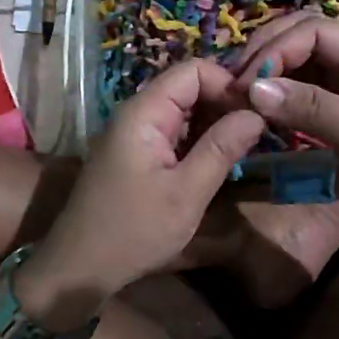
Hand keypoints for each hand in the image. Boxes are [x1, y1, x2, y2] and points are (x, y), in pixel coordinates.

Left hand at [16, 60, 265, 322]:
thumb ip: (221, 148)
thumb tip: (257, 113)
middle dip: (225, 103)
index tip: (257, 113)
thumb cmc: (133, 231)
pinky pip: (173, 133)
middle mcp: (136, 114)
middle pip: (188, 87)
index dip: (228, 84)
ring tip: (246, 146)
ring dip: (214, 123)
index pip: (193, 71)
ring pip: (183, 111)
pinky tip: (220, 160)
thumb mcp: (186, 193)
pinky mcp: (135, 155)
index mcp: (144, 113)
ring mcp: (133, 135)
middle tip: (258, 133)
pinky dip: (198, 140)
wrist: (79, 268)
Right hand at [228, 12, 338, 266]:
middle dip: (266, 54)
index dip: (276, 48)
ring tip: (239, 97)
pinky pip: (301, 91)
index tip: (244, 83)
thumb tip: (253, 88)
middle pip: (303, 38)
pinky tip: (259, 110)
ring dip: (268, 74)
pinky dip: (277, 96)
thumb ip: (312, 108)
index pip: (315, 30)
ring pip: (298, 63)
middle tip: (233, 85)